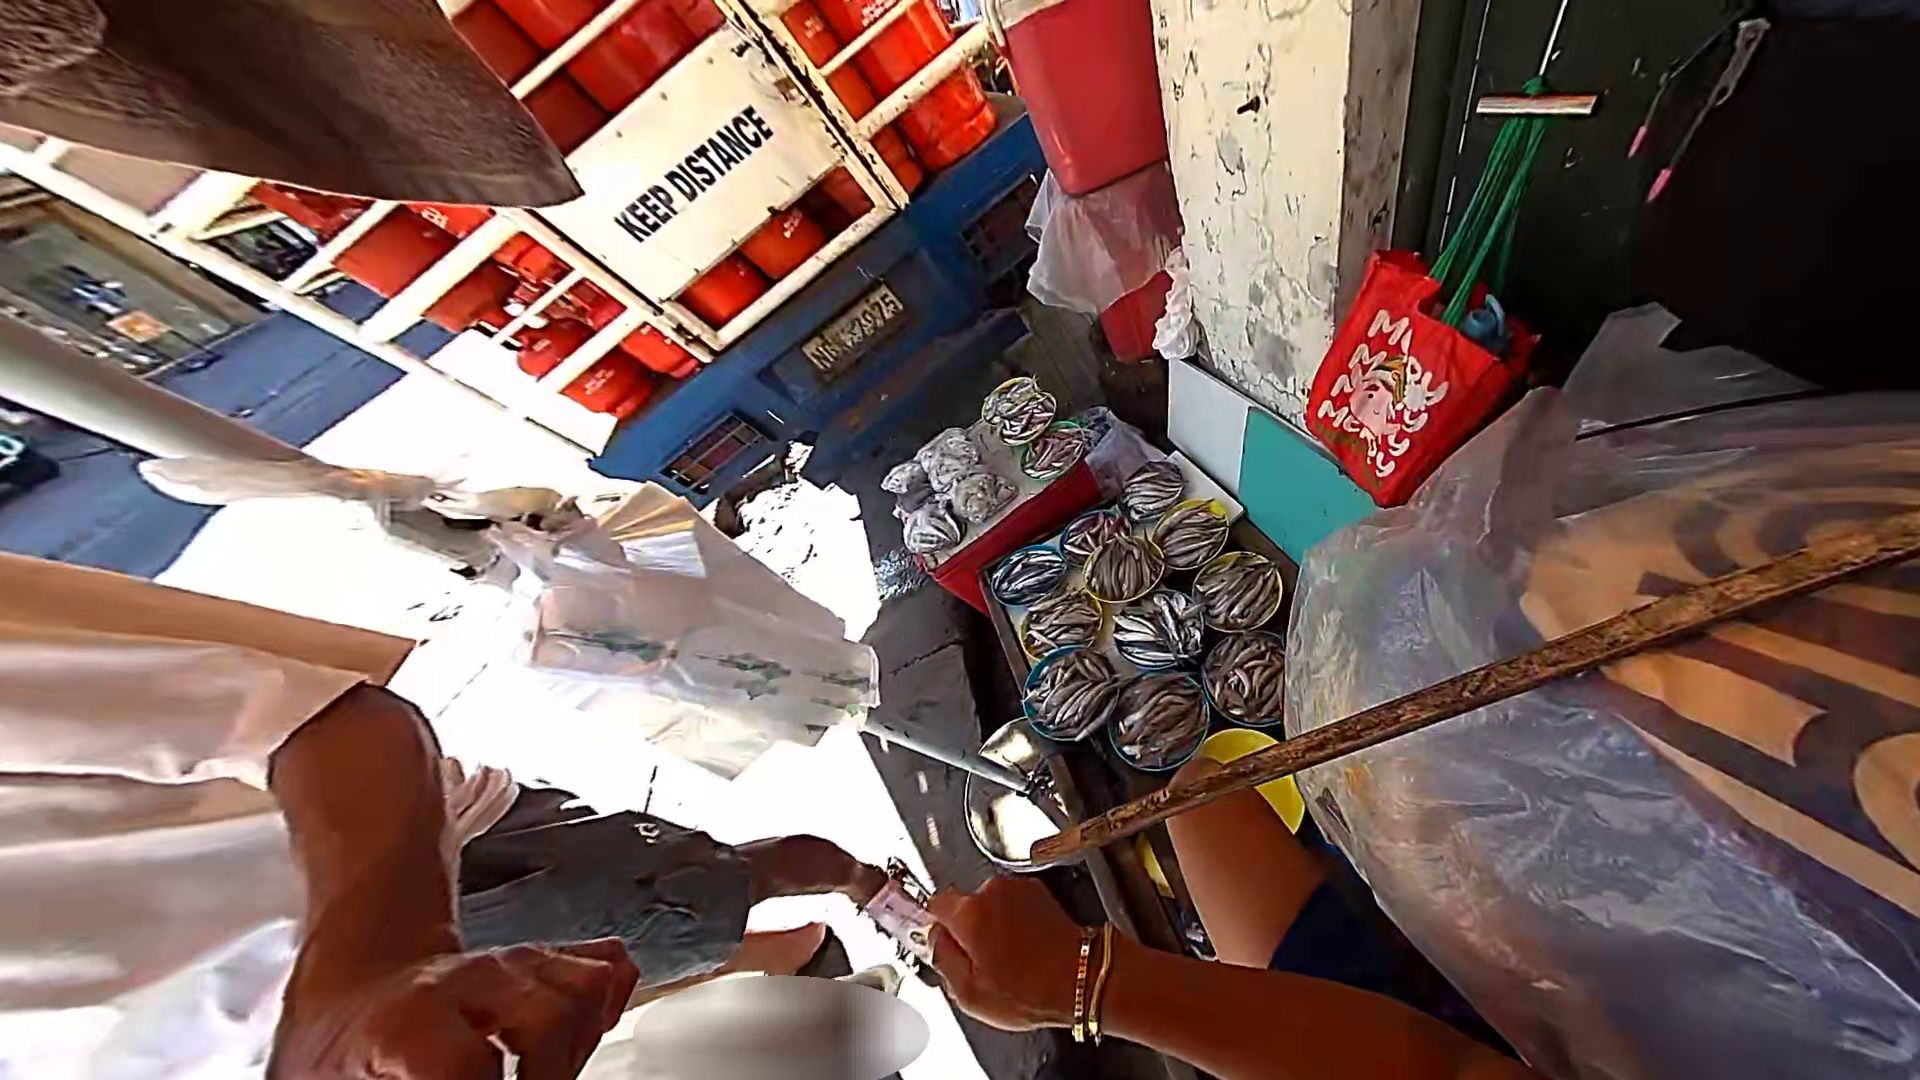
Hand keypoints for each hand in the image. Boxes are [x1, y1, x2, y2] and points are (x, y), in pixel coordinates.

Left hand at [271, 939, 639, 1079]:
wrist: (365, 986)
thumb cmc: (341, 1057)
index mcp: (410, 1019)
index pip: (466, 1067)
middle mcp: (479, 977)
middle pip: (550, 1018)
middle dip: (550, 1078)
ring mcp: (524, 958)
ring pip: (590, 985)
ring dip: (580, 1046)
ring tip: (546, 1078)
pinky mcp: (554, 953)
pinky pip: (610, 964)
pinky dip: (608, 1004)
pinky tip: (580, 1040)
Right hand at [926, 877, 1085, 1031]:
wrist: (1077, 976)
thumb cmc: (1029, 990)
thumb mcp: (970, 993)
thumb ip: (942, 959)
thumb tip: (934, 939)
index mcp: (969, 913)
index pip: (936, 902)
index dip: (937, 923)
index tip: (943, 937)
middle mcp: (990, 890)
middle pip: (964, 903)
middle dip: (968, 926)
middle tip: (983, 958)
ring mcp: (1013, 886)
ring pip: (988, 901)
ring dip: (992, 920)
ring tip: (1010, 953)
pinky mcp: (1033, 887)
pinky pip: (1010, 899)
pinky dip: (1013, 915)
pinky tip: (1025, 942)